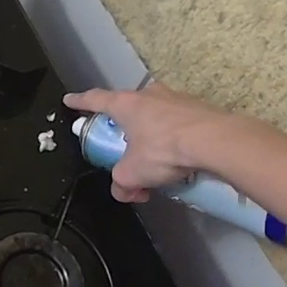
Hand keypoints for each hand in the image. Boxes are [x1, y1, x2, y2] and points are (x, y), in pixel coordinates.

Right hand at [63, 83, 247, 202]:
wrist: (217, 142)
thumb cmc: (165, 150)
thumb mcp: (133, 173)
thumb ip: (121, 183)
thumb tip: (123, 191)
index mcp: (126, 104)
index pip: (94, 100)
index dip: (80, 102)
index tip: (70, 100)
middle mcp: (149, 95)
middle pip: (128, 107)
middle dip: (123, 124)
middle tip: (122, 142)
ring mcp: (177, 99)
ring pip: (156, 116)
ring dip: (151, 136)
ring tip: (156, 162)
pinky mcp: (200, 109)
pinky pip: (178, 124)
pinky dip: (174, 140)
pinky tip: (179, 161)